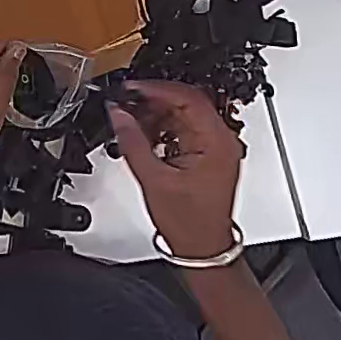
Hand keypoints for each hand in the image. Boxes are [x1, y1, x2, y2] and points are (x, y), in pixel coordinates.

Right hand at [111, 80, 243, 259]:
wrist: (202, 250)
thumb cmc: (188, 224)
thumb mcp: (153, 179)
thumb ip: (133, 141)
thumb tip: (119, 113)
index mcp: (216, 142)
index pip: (188, 98)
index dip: (157, 89)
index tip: (134, 88)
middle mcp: (222, 139)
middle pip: (187, 102)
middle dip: (155, 100)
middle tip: (129, 102)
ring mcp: (217, 146)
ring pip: (185, 113)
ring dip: (158, 114)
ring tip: (133, 121)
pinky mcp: (209, 152)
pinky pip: (186, 127)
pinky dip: (165, 127)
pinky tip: (146, 135)